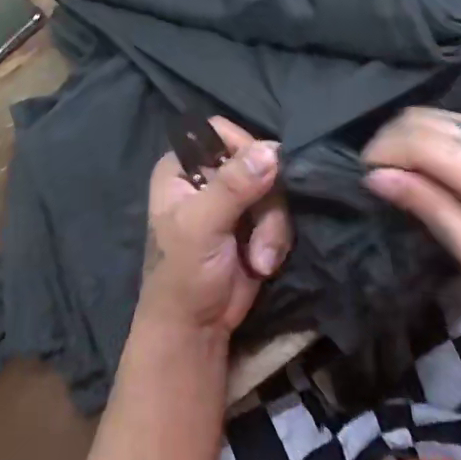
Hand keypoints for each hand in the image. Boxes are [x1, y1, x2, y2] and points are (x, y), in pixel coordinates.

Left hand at [139, 118, 292, 335]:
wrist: (196, 327)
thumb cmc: (184, 272)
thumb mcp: (202, 225)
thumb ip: (234, 187)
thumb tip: (270, 149)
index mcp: (180, 167)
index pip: (218, 132)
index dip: (243, 148)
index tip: (262, 172)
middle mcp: (205, 176)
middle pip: (255, 161)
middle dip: (266, 203)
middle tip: (260, 237)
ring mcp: (232, 201)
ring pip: (273, 190)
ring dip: (273, 229)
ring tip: (259, 261)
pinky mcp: (253, 224)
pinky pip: (280, 214)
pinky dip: (276, 240)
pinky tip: (261, 264)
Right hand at [361, 108, 460, 329]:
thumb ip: (429, 207)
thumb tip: (374, 176)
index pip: (421, 140)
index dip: (383, 151)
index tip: (365, 176)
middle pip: (423, 119)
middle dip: (388, 141)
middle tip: (376, 175)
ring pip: (435, 114)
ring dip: (406, 136)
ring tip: (396, 170)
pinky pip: (454, 120)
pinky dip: (428, 135)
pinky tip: (425, 162)